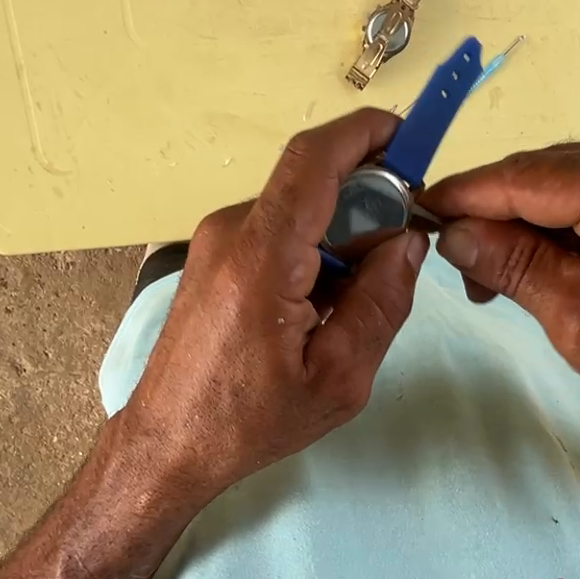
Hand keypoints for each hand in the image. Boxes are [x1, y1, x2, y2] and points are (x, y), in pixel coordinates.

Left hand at [120, 108, 429, 497]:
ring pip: (297, 212)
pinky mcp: (212, 260)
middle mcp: (231, 233)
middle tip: (400, 254)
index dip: (366, 135)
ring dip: (340, 237)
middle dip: (367, 203)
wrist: (169, 443)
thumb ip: (381, 303)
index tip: (410, 141)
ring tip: (355, 301)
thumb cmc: (250, 421)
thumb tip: (408, 241)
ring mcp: (215, 243)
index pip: (315, 160)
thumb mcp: (338, 378)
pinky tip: (321, 307)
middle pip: (312, 186)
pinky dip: (312, 253)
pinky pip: (276, 234)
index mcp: (261, 257)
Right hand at [422, 131, 579, 440]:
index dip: (465, 195)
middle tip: (459, 274)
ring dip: (517, 228)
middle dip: (491, 217)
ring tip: (493, 284)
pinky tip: (533, 270)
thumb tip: (452, 231)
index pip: (528, 176)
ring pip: (557, 185)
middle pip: (541, 174)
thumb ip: (517, 268)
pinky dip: (550, 232)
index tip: (412, 212)